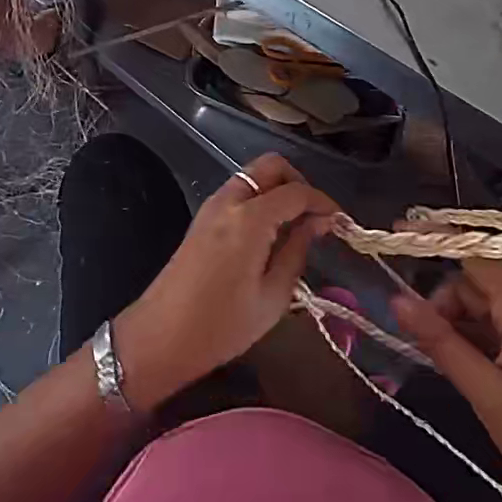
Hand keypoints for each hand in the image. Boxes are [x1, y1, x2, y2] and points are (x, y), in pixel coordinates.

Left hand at [112, 154, 338, 411]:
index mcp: (249, 218)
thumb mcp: (272, 297)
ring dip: (278, 188)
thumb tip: (318, 223)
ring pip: (253, 175)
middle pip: (271, 165)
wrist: (161, 335)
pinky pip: (239, 191)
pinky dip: (260, 198)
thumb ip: (297, 251)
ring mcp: (212, 205)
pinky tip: (271, 231)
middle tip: (315, 216)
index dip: (323, 202)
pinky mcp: (203, 216)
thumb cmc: (221, 326)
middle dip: (299, 182)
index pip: (296, 192)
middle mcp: (229, 200)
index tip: (341, 222)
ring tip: (296, 226)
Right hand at [393, 261, 501, 501]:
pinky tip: (472, 370)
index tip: (399, 232)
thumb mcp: (489, 396)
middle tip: (421, 339)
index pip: (477, 255)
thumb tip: (397, 300)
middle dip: (445, 304)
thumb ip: (442, 344)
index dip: (437, 239)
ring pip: (494, 311)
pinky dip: (483, 342)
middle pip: (481, 286)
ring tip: (444, 361)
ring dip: (463, 326)